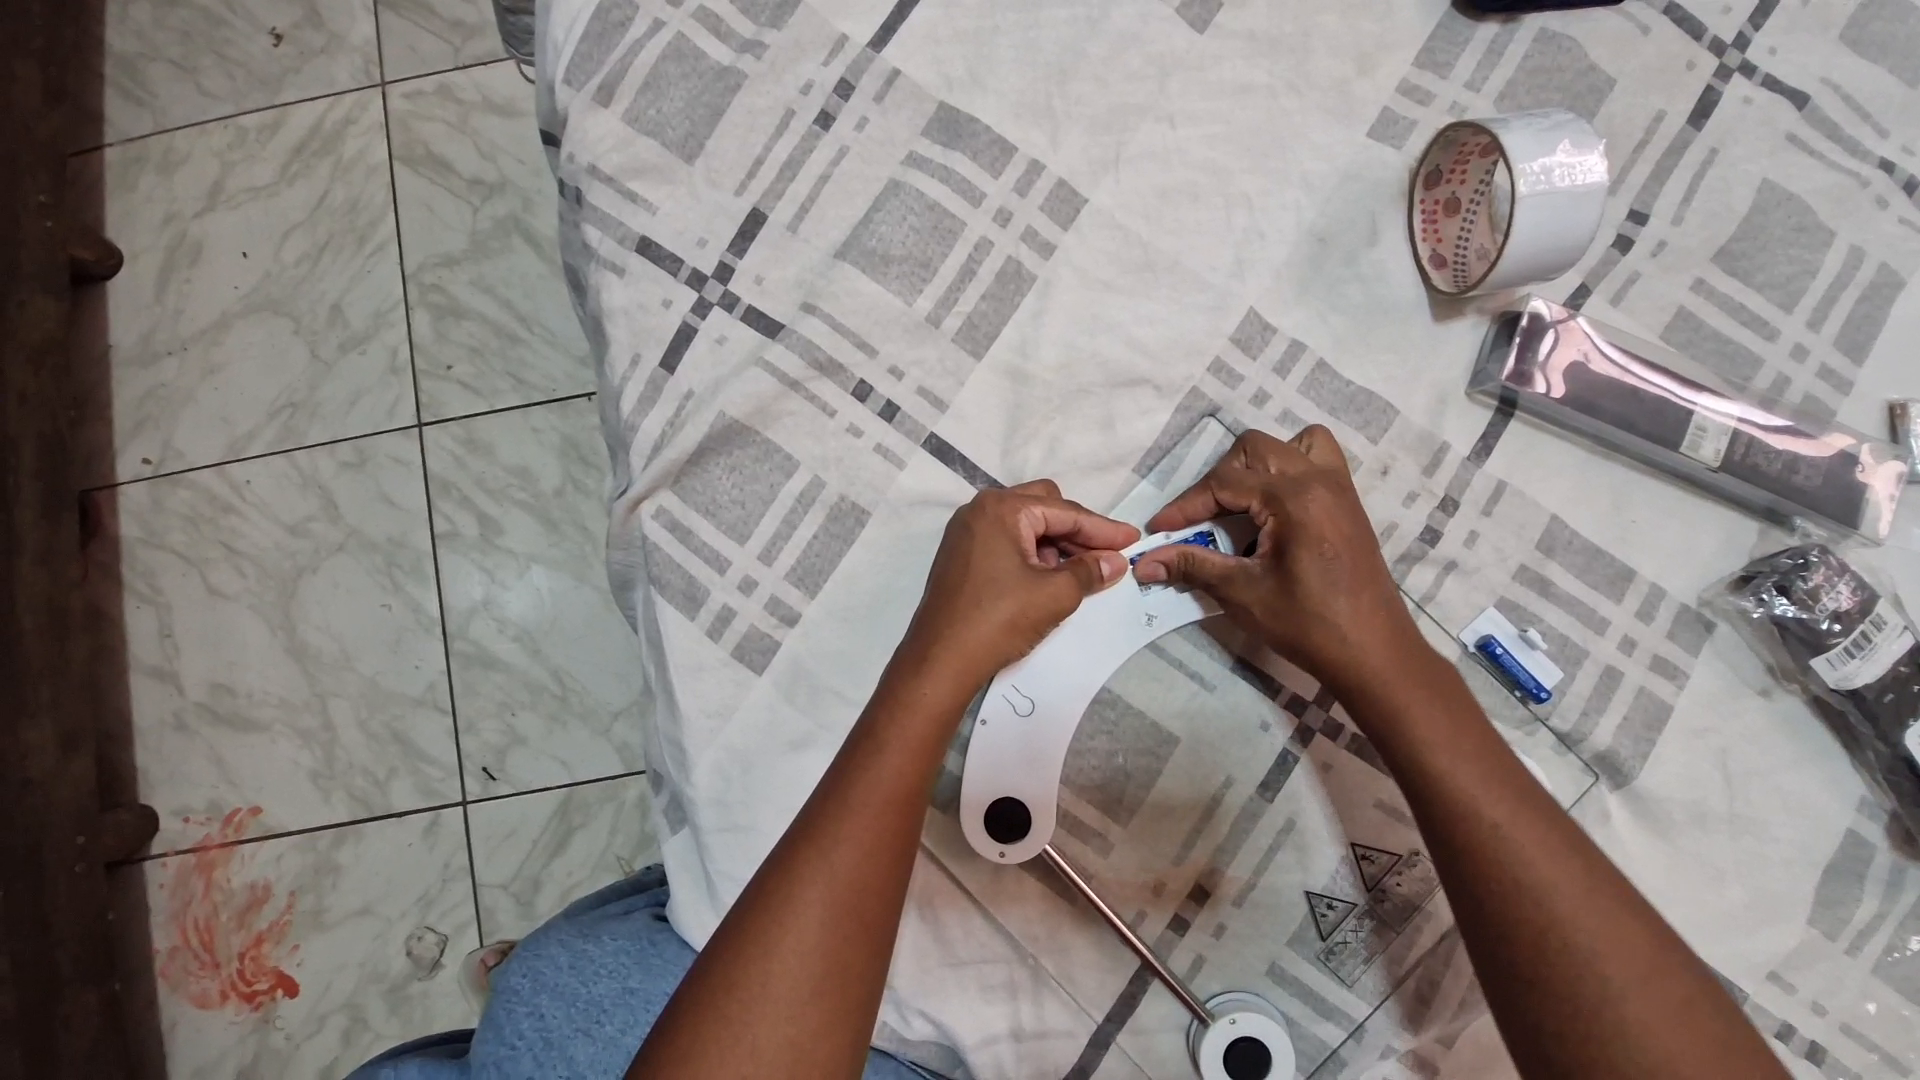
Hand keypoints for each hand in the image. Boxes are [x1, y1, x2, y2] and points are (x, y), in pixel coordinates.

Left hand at [896, 480, 1138, 693]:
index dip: (1102, 529)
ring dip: (1055, 545)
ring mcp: (966, 533)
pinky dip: (1032, 555)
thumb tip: (1115, 562)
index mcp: (1001, 509)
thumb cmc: (999, 620)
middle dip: (1076, 531)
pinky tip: (1049, 579)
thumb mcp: (1055, 595)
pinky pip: (1006, 542)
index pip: (1064, 512)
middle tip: (1104, 557)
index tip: (1133, 540)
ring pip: (1024, 526)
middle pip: (1043, 507)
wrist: (941, 660)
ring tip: (1079, 573)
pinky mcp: (960, 556)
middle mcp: (979, 511)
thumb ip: (1089, 571)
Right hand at [1131, 427, 1427, 696]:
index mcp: (1294, 497)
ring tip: (1239, 505)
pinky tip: (1271, 510)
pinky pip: (1316, 460)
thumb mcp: (1242, 593)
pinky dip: (1287, 470)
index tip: (1159, 530)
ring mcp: (1339, 487)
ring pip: (1289, 445)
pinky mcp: (1347, 502)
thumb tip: (1143, 563)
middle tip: (1199, 520)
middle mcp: (1319, 479)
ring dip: (1256, 466)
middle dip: (1218, 480)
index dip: (1185, 506)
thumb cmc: (1307, 624)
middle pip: (1253, 449)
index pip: (1224, 482)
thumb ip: (1192, 565)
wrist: (1373, 651)